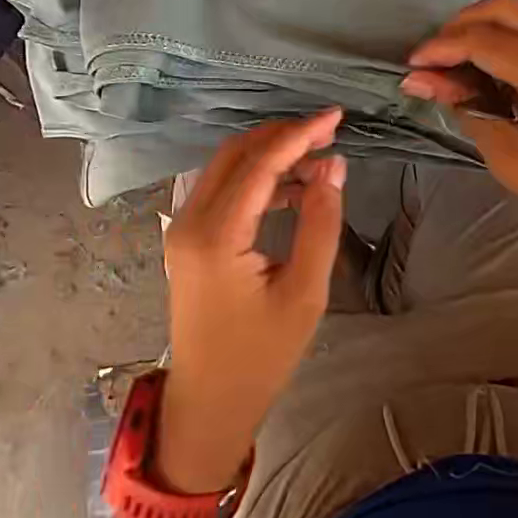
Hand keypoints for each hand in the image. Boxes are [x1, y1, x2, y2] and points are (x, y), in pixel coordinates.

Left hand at [154, 110, 346, 493]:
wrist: (209, 401)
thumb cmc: (261, 356)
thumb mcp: (305, 293)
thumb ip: (320, 224)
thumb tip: (333, 167)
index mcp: (216, 236)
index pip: (259, 164)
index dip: (299, 134)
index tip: (335, 116)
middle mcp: (189, 220)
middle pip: (236, 154)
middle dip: (282, 136)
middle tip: (328, 132)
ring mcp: (182, 226)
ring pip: (227, 167)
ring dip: (270, 155)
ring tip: (318, 160)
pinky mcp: (187, 236)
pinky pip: (222, 189)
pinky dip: (256, 179)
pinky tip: (292, 188)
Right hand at [399, 0, 517, 259]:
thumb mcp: (509, 155)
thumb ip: (464, 106)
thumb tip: (418, 79)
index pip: (488, 41)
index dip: (443, 47)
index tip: (413, 63)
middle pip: (507, 8)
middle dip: (460, 25)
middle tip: (435, 55)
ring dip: (485, 30)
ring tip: (460, 64)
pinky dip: (511, 40)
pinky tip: (496, 70)